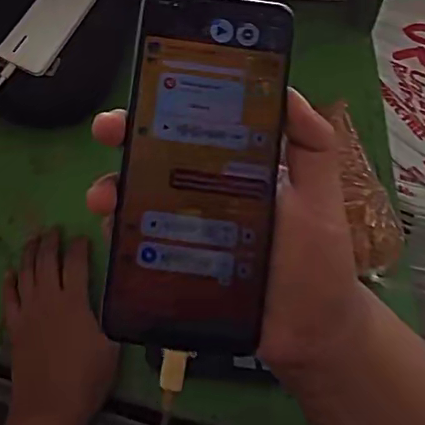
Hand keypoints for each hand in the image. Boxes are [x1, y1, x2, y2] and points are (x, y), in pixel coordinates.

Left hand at [1, 229, 118, 424]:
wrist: (47, 411)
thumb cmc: (85, 380)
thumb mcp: (110, 346)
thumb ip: (110, 316)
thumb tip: (117, 297)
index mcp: (74, 300)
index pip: (76, 261)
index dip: (79, 245)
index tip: (83, 237)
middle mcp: (48, 298)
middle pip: (47, 259)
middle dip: (51, 241)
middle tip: (55, 229)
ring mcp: (28, 312)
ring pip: (26, 272)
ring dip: (30, 253)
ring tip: (34, 240)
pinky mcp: (15, 327)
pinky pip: (9, 297)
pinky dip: (9, 281)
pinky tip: (10, 272)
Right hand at [85, 88, 375, 376]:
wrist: (312, 335)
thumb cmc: (317, 258)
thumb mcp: (319, 195)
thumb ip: (311, 144)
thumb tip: (288, 90)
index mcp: (233, 166)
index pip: (196, 126)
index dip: (168, 105)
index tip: (146, 89)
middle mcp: (202, 191)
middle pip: (156, 156)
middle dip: (125, 137)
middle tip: (107, 129)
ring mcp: (185, 229)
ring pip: (138, 199)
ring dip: (113, 190)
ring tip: (105, 197)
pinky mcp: (174, 267)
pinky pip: (138, 247)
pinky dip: (120, 237)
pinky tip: (115, 235)